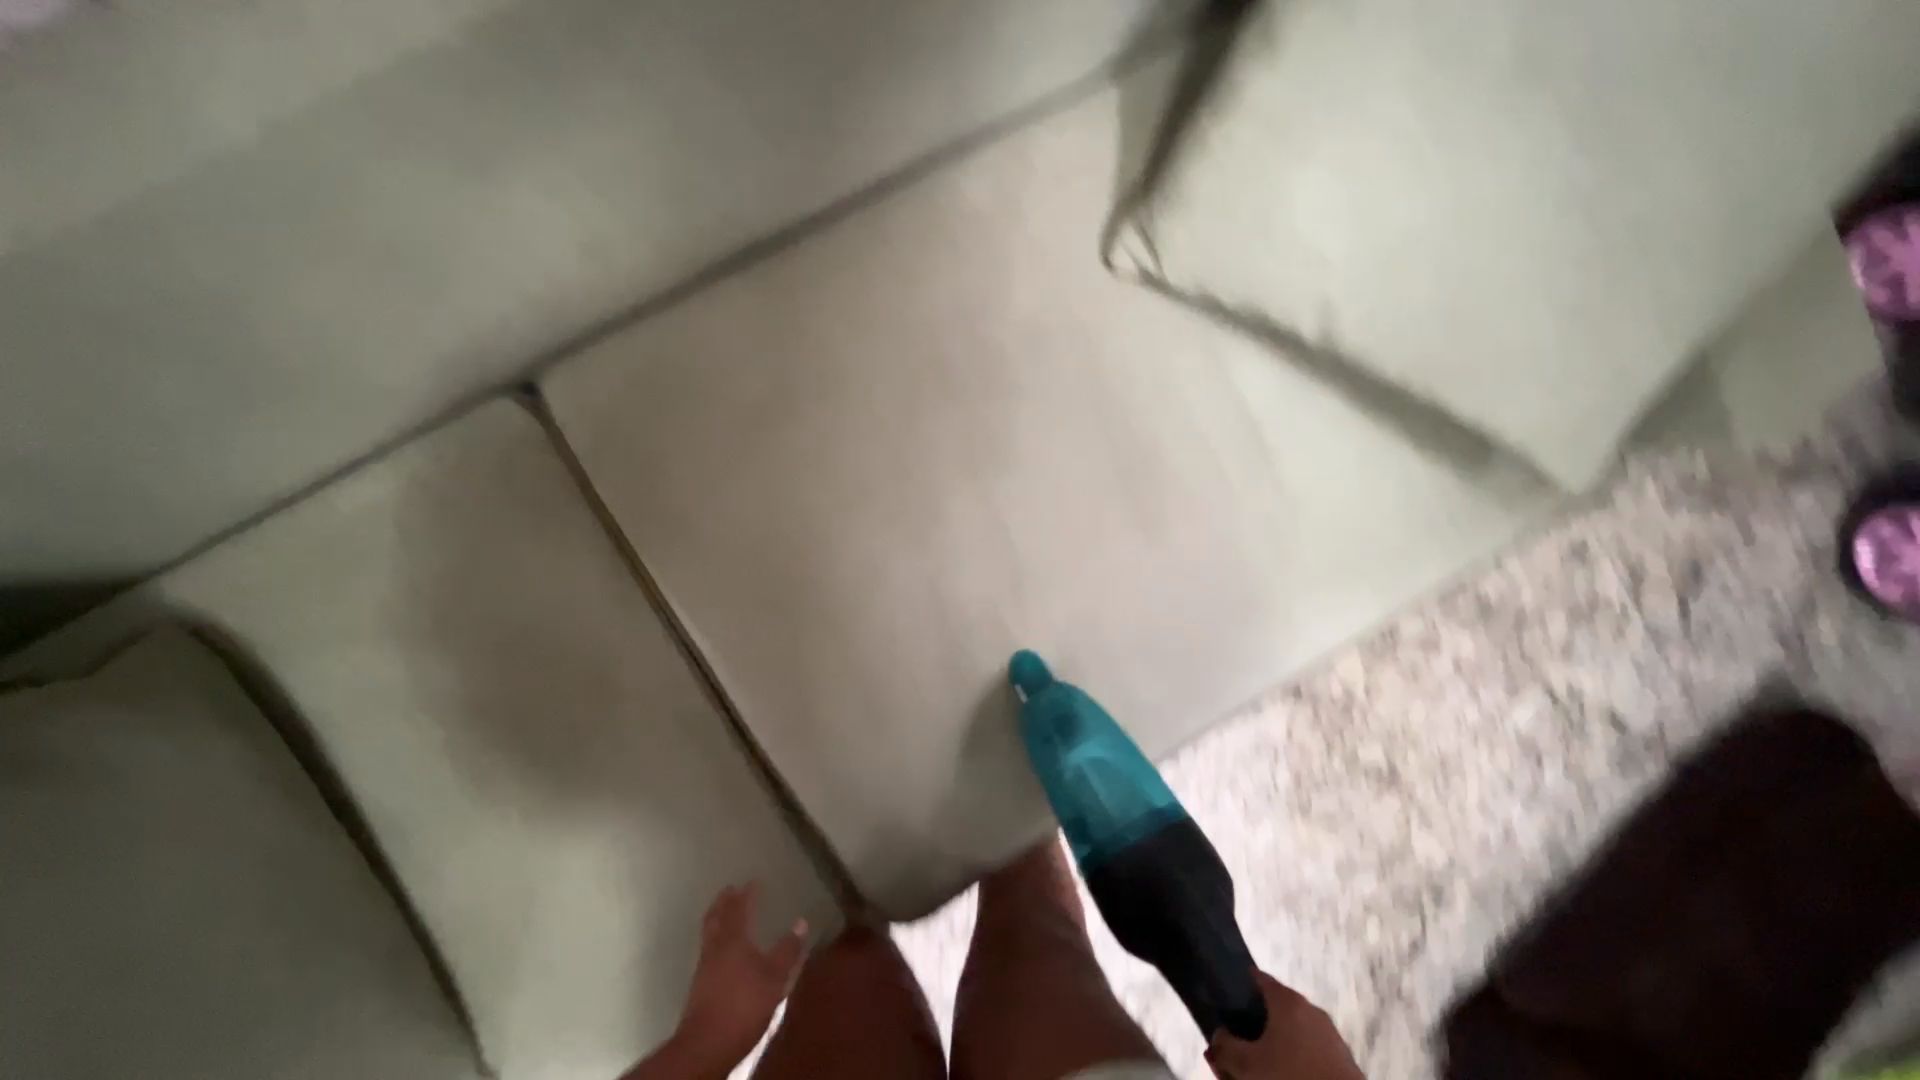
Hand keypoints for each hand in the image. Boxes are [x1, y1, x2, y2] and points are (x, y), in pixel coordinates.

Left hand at [671, 882, 809, 1072]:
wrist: (707, 1043)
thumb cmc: (744, 1005)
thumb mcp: (774, 978)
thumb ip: (788, 950)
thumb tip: (801, 923)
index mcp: (734, 940)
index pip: (739, 909)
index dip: (746, 894)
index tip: (752, 881)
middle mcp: (715, 948)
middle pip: (716, 918)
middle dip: (723, 902)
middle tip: (730, 889)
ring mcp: (704, 967)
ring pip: (709, 933)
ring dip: (717, 919)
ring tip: (725, 913)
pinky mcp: (700, 985)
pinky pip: (708, 950)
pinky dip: (716, 939)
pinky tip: (724, 950)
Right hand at [1206, 971, 1364, 1079]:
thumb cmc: (1292, 1076)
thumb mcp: (1248, 1065)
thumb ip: (1225, 1047)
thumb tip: (1218, 1036)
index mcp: (1287, 1000)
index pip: (1258, 977)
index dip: (1239, 985)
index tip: (1224, 1001)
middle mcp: (1309, 1008)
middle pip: (1273, 1009)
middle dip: (1252, 1027)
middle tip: (1235, 1048)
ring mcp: (1328, 1033)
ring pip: (1290, 1033)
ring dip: (1272, 1046)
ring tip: (1256, 1069)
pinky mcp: (1341, 1057)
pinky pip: (1307, 1050)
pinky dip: (1292, 1059)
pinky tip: (1281, 1074)